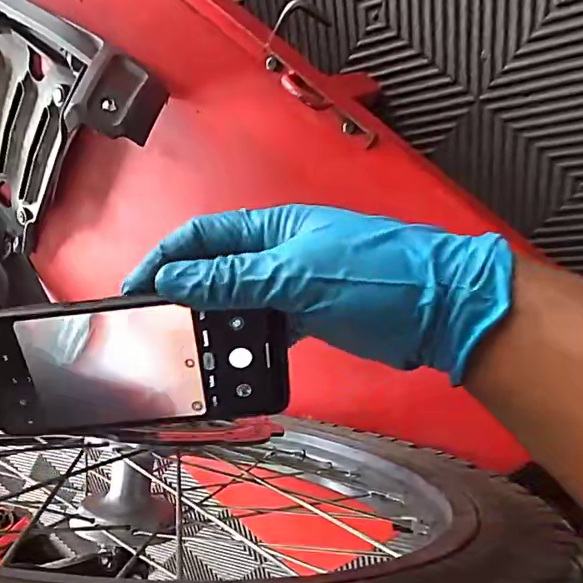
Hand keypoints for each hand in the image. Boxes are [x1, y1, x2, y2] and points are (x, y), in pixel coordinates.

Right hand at [122, 205, 513, 381]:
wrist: (442, 309)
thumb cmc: (385, 274)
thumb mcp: (297, 275)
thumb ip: (235, 279)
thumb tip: (179, 278)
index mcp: (272, 228)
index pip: (202, 237)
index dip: (166, 260)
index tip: (140, 286)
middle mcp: (278, 253)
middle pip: (215, 270)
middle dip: (186, 292)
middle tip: (163, 322)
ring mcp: (293, 284)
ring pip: (238, 302)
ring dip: (217, 322)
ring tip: (199, 345)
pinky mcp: (308, 313)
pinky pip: (264, 325)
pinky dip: (250, 340)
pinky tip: (240, 355)